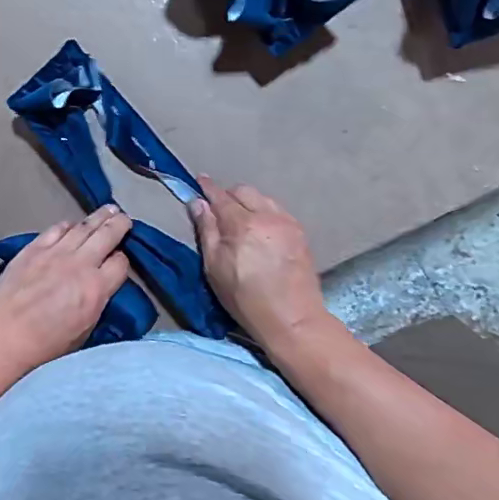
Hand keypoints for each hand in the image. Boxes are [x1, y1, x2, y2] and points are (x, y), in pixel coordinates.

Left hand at [0, 205, 131, 383]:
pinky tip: (72, 224)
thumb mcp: (84, 331)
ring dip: (97, 217)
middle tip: (124, 218)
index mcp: (96, 289)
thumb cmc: (44, 345)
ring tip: (107, 210)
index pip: (120, 264)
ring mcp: (55, 253)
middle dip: (118, 224)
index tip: (120, 260)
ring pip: (82, 227)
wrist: (3, 334)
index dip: (122, 260)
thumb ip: (96, 303)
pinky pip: (55, 229)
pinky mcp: (33, 249)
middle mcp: (79, 264)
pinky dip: (67, 225)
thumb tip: (99, 289)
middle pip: (106, 235)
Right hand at [189, 177, 333, 346]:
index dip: (207, 188)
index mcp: (243, 224)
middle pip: (244, 191)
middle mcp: (268, 217)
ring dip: (248, 203)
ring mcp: (288, 224)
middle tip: (218, 210)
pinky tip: (260, 229)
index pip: (221, 196)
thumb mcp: (214, 267)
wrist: (292, 319)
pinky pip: (278, 211)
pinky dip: (264, 212)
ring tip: (240, 220)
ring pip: (263, 198)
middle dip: (228, 195)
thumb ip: (206, 230)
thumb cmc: (245, 297)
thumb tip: (198, 204)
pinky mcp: (300, 233)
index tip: (199, 180)